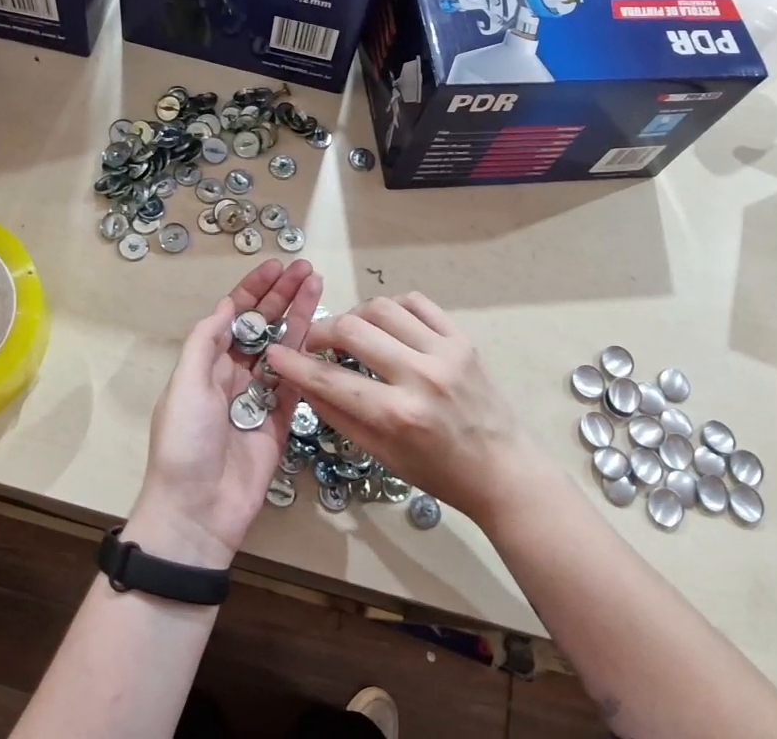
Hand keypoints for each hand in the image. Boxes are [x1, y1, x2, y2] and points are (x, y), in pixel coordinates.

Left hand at [128, 259, 322, 569]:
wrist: (198, 512)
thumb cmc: (184, 444)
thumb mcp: (185, 386)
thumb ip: (205, 343)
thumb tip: (225, 306)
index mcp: (205, 366)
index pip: (233, 318)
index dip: (253, 291)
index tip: (275, 266)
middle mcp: (233, 377)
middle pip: (262, 328)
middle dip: (282, 297)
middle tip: (307, 269)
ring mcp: (259, 399)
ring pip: (284, 350)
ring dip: (299, 319)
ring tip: (318, 287)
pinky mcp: (281, 423)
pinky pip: (297, 385)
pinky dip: (309, 359)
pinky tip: (323, 333)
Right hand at [265, 293, 547, 524]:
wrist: (501, 470)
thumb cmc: (438, 472)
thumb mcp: (381, 454)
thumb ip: (338, 415)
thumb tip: (301, 382)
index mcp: (398, 415)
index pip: (331, 379)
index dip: (295, 364)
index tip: (275, 353)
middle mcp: (421, 377)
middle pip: (353, 330)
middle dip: (321, 331)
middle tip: (313, 342)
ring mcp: (446, 353)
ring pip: (383, 308)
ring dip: (357, 316)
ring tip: (351, 334)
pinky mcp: (463, 339)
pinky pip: (418, 303)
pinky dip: (393, 308)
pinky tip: (385, 325)